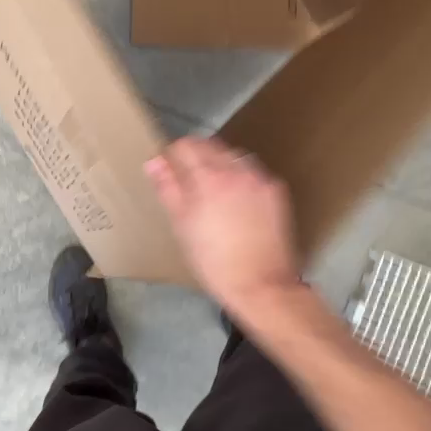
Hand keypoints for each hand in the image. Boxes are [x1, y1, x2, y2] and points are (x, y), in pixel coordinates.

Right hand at [145, 136, 310, 324]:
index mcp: (208, 178)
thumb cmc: (213, 261)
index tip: (169, 169)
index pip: (186, 145)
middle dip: (197, 156)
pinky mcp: (276, 191)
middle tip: (188, 181)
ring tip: (213, 190)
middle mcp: (236, 170)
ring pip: (234, 156)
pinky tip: (237, 200)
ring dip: (220, 163)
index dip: (174, 154)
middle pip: (211, 145)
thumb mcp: (182, 227)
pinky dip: (241, 177)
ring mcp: (259, 179)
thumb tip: (155, 161)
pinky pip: (253, 172)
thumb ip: (168, 188)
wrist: (261, 284)